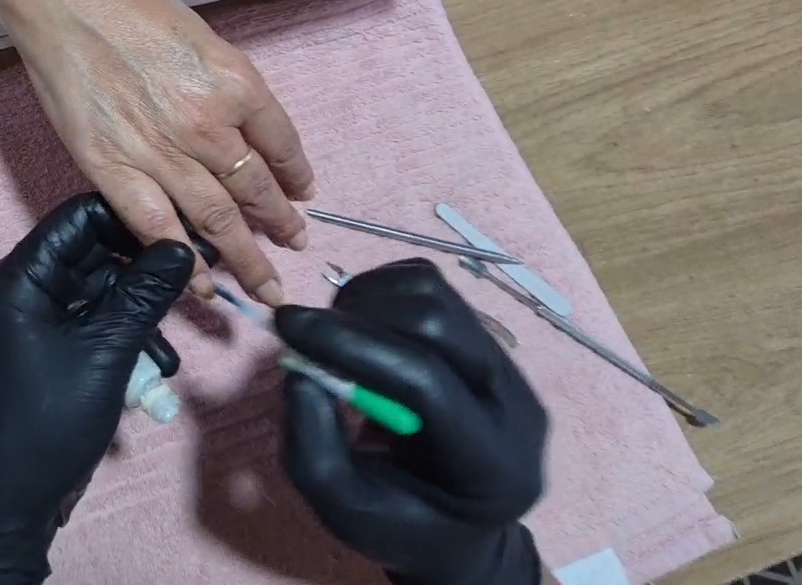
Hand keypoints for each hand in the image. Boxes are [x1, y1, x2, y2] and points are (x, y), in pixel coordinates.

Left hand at [0, 194, 194, 584]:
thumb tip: (185, 246)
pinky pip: (103, 320)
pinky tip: (159, 364)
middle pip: (99, 251)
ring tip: (184, 328)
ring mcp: (48, 315)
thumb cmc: (49, 418)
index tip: (184, 226)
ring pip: (107, 288)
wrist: (11, 500)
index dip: (132, 216)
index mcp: (27, 272)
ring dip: (144, 308)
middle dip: (147, 267)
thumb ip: (145, 294)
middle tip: (201, 274)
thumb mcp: (104, 351)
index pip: (82, 216)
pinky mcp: (63, 343)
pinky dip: (131, 335)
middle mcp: (35, 283)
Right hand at [1, 0, 314, 305]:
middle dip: (279, 224)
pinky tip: (204, 285)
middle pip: (256, 189)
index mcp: (236, 83)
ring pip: (217, 219)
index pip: (282, 142)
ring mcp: (161, 152)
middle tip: (294, 244)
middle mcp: (208, 125)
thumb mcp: (198, 35)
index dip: (294, 172)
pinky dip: (185, 263)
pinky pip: (158, 228)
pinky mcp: (113, 169)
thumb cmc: (127, 2)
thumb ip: (222, 84)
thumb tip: (236, 125)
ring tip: (266, 283)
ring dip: (247, 256)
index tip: (298, 191)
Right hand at [275, 260, 547, 584]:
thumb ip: (313, 447)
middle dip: (356, 319)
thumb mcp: (343, 509)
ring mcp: (506, 364)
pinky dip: (379, 286)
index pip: (426, 383)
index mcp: (490, 464)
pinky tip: (358, 321)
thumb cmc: (398, 519)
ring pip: (432, 293)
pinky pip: (427, 282)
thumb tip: (300, 370)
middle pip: (435, 323)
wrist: (451, 520)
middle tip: (306, 333)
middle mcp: (515, 405)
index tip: (285, 326)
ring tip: (334, 330)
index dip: (350, 346)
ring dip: (367, 297)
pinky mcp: (482, 335)